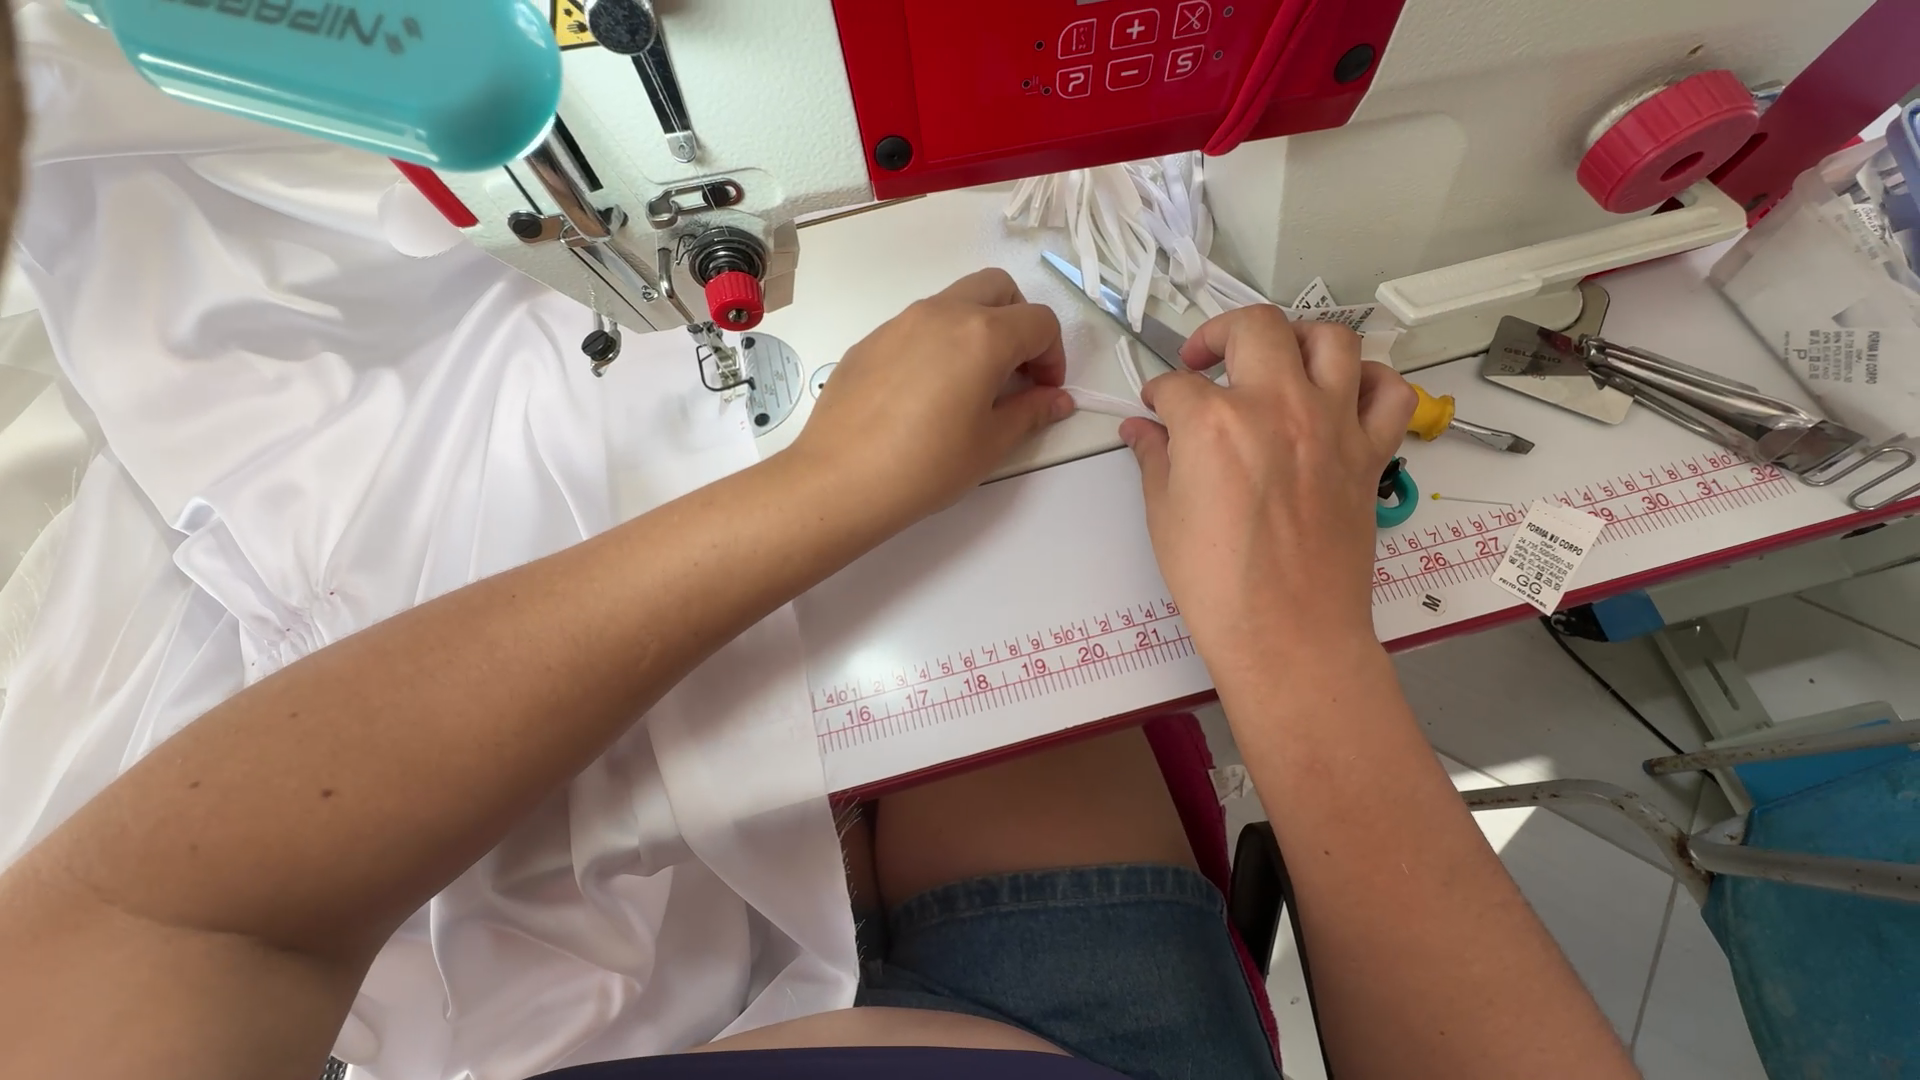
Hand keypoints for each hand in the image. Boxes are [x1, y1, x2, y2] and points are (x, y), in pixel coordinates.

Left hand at [792, 268, 1074, 526]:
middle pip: (998, 289)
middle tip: (1016, 371)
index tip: (1045, 391)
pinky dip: (937, 343)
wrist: (841, 480)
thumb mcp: (990, 444)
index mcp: (982, 335)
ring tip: (969, 384)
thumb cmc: (926, 466)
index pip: (1039, 322)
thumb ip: (1030, 412)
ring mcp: (900, 322)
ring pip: (953, 302)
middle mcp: (942, 313)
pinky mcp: (869, 341)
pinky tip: (924, 394)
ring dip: (976, 328)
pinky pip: (916, 326)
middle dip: (1019, 322)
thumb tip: (1058, 400)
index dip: (1054, 355)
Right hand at [1118, 307, 1415, 677]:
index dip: (1157, 394)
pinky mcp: (1369, 451)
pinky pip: (1388, 392)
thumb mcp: (1164, 515)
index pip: (1176, 385)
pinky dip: (1368, 381)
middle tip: (1202, 360)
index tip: (1154, 408)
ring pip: (1329, 338)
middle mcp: (1277, 405)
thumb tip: (1140, 431)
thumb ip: (1154, 459)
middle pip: (1254, 327)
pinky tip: (1341, 394)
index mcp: (1214, 422)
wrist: (1285, 631)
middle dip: (1217, 333)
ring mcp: (1332, 423)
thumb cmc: (1214, 580)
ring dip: (1296, 338)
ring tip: (1275, 362)